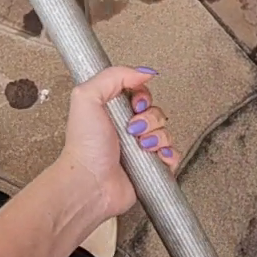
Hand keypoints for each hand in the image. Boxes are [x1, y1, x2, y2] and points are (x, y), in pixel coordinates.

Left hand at [48, 66, 177, 222]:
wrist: (89, 183)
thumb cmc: (84, 146)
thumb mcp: (87, 97)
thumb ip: (113, 76)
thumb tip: (143, 72)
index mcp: (112, 110)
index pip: (141, 93)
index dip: (143, 95)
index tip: (135, 104)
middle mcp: (127, 129)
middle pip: (156, 111)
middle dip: (150, 118)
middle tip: (133, 128)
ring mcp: (140, 149)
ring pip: (165, 132)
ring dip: (157, 137)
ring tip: (141, 146)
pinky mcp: (151, 168)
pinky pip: (172, 156)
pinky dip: (169, 155)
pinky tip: (155, 156)